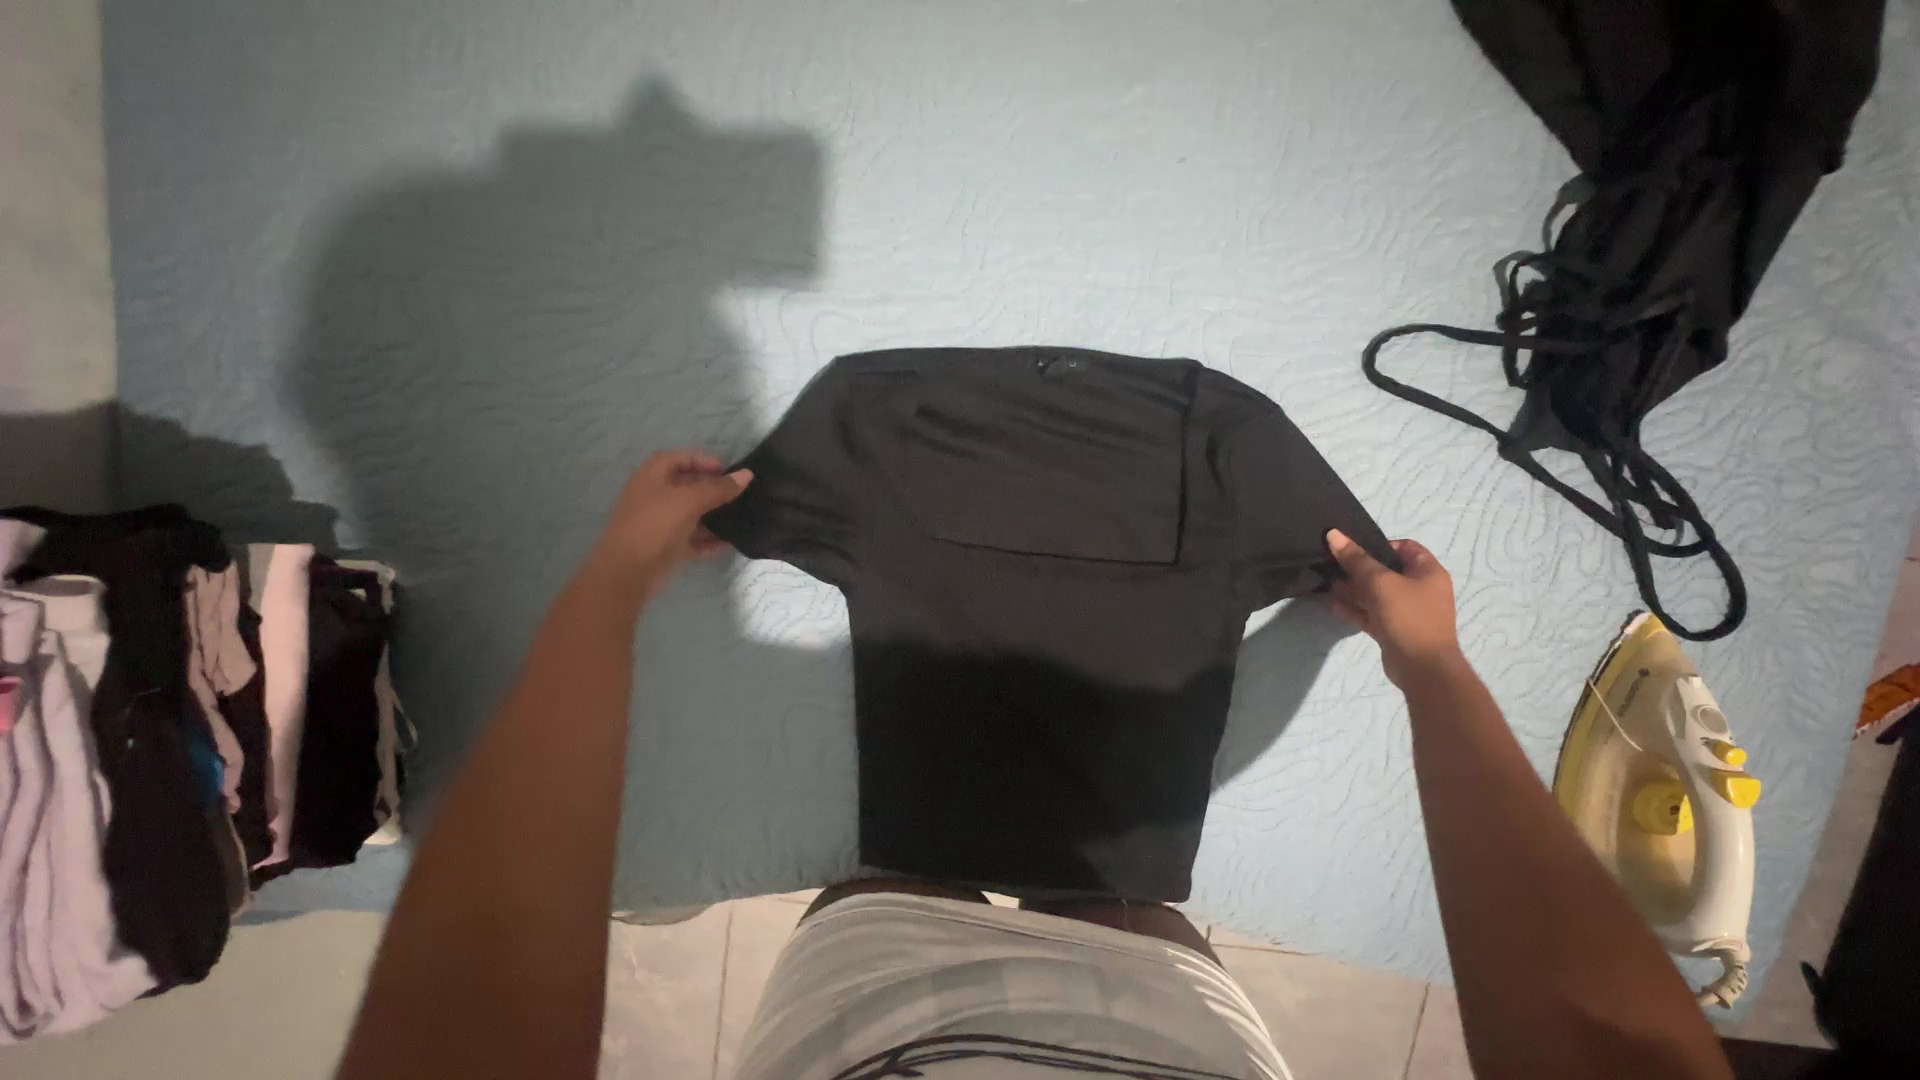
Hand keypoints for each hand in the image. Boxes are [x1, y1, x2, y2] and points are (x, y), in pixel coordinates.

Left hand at [584, 451, 751, 600]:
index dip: (701, 460)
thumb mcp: (689, 501)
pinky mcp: (668, 548)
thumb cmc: (656, 525)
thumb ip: (719, 488)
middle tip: (738, 493)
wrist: (629, 572)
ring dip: (714, 515)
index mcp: (652, 478)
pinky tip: (730, 542)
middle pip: (687, 487)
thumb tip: (747, 475)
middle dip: (712, 489)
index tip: (726, 470)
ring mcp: (660, 524)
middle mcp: (655, 498)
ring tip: (740, 516)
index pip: (677, 459)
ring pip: (692, 515)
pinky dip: (710, 540)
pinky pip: (693, 539)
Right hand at [1324, 530, 1462, 687]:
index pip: (1404, 547)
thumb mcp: (1380, 583)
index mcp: (1427, 572)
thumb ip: (1356, 559)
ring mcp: (1406, 611)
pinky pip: (1370, 613)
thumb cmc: (1408, 617)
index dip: (1378, 544)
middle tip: (1331, 563)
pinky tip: (1329, 602)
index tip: (1352, 548)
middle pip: (1386, 571)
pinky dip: (1352, 607)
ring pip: (1375, 593)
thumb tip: (1334, 534)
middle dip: (1358, 567)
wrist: (1423, 668)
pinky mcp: (1392, 629)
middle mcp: (1419, 589)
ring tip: (1324, 581)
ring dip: (1351, 588)